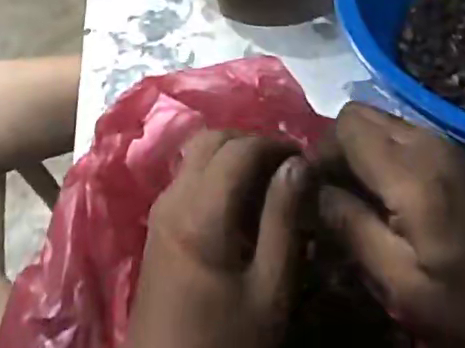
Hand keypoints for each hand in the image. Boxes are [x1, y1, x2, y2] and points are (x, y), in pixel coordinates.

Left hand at [127, 132, 309, 347]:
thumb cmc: (225, 344)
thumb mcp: (268, 292)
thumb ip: (283, 221)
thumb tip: (299, 163)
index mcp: (200, 211)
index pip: (240, 147)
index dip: (276, 144)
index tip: (307, 159)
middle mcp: (174, 196)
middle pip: (213, 139)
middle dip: (253, 141)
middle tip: (288, 166)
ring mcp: (161, 208)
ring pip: (197, 152)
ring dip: (234, 153)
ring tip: (269, 181)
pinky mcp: (157, 224)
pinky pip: (188, 174)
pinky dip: (217, 170)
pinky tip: (242, 201)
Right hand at [313, 104, 464, 347]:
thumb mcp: (405, 286)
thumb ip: (353, 230)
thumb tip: (311, 191)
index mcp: (411, 173)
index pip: (345, 127)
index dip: (321, 153)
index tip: (315, 193)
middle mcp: (423, 141)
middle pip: (357, 113)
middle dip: (335, 147)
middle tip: (334, 194)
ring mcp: (439, 140)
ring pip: (376, 119)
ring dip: (356, 148)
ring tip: (357, 197)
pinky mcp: (448, 149)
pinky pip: (396, 131)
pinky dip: (378, 151)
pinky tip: (386, 194)